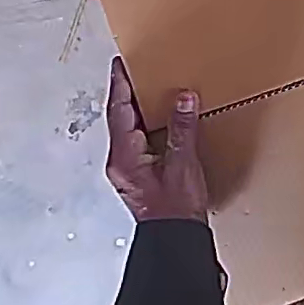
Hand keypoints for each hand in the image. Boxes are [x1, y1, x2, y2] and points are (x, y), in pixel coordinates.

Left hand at [104, 56, 209, 223]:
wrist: (174, 241)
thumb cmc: (176, 210)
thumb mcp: (182, 166)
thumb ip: (182, 130)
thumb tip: (183, 98)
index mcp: (124, 157)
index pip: (120, 111)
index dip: (121, 86)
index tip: (121, 64)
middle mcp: (121, 162)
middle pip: (121, 118)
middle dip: (128, 93)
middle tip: (137, 70)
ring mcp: (129, 170)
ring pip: (130, 130)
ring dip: (138, 108)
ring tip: (151, 89)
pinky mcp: (140, 175)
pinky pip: (140, 141)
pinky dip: (148, 124)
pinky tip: (163, 120)